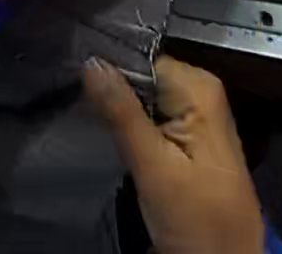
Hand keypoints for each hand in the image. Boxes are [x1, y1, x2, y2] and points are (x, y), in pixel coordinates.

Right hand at [84, 56, 265, 253]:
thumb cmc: (197, 220)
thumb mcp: (154, 169)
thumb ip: (122, 113)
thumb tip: (92, 62)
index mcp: (199, 86)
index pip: (144, 62)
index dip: (112, 72)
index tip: (79, 85)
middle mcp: (202, 89)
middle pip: (146, 77)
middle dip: (117, 93)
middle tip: (84, 109)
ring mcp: (200, 111)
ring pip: (148, 96)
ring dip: (124, 111)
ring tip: (95, 122)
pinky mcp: (193, 133)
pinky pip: (157, 114)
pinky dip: (136, 124)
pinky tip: (118, 135)